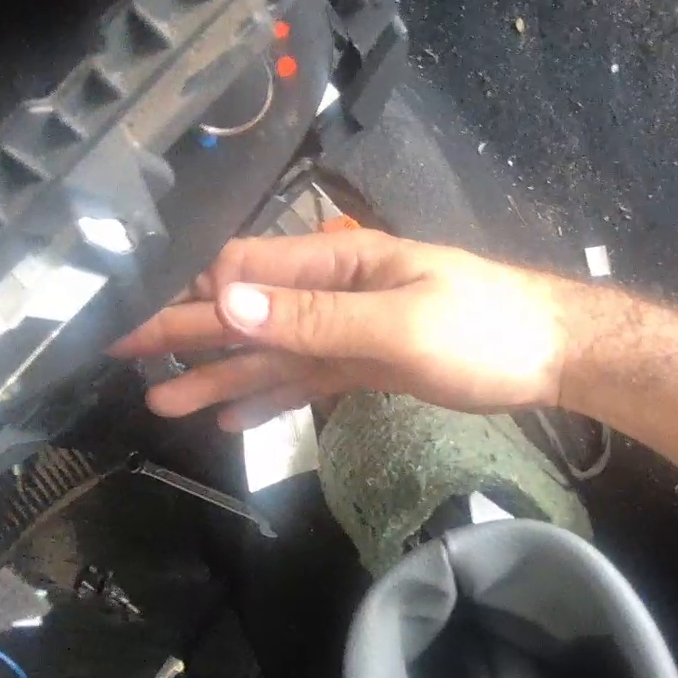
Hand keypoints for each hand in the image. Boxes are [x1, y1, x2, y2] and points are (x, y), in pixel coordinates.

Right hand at [110, 231, 578, 430]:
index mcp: (339, 264)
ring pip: (274, 353)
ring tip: (164, 402)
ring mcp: (352, 331)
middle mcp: (336, 293)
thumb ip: (315, 319)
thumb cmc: (483, 330)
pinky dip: (272, 395)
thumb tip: (227, 302)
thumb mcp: (399, 323)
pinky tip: (235, 413)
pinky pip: (309, 379)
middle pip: (250, 313)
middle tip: (125, 360)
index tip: (152, 330)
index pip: (248, 270)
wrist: (551, 356)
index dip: (199, 298)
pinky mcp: (370, 366)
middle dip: (190, 335)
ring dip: (221, 375)